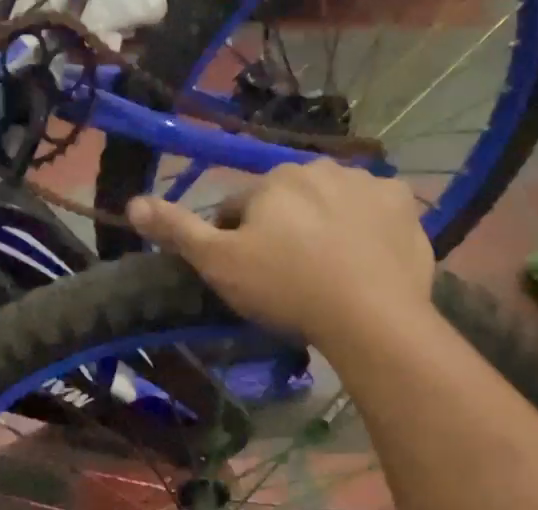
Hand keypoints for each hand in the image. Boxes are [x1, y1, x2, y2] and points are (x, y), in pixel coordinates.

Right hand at [126, 160, 434, 346]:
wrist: (369, 314)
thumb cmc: (284, 289)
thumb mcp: (218, 265)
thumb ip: (177, 231)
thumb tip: (132, 202)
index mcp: (272, 180)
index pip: (236, 208)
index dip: (231, 242)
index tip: (240, 277)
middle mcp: (321, 167)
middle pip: (286, 202)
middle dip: (279, 231)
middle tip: (281, 280)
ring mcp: (369, 183)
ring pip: (330, 205)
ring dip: (322, 229)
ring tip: (323, 276)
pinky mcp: (405, 206)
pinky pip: (374, 215)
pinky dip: (365, 232)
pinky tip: (361, 265)